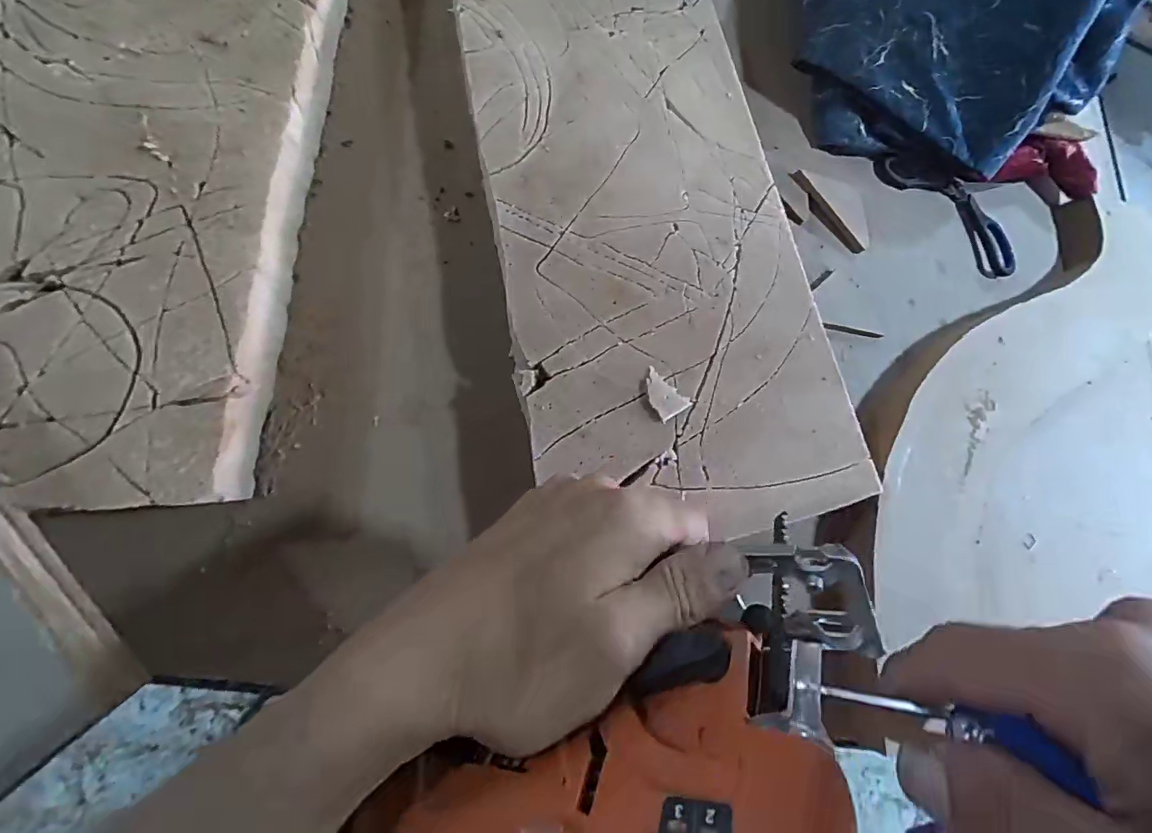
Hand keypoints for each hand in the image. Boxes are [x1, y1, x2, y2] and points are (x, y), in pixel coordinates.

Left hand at [319, 473, 746, 757]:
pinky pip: (582, 524)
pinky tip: (555, 594)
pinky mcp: (524, 512)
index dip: (698, 579)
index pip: (703, 530)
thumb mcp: (620, 642)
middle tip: (627, 633)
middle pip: (662, 523)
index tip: (671, 626)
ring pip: (622, 524)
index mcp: (632, 513)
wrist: (410, 664)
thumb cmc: (526, 662)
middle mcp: (600, 487)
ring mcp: (556, 495)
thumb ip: (685, 591)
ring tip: (588, 617)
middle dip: (659, 571)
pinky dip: (587, 554)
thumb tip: (740, 555)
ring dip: (623, 564)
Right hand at [882, 599, 1151, 831]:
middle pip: (1019, 667)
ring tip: (1120, 811)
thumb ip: (1007, 809)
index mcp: (1103, 667)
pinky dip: (1119, 723)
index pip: (960, 650)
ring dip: (1066, 735)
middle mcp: (1135, 624)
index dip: (911, 685)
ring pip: (1076, 674)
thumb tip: (918, 755)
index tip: (887, 726)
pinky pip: (1134, 674)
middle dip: (1003, 736)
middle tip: (1029, 815)